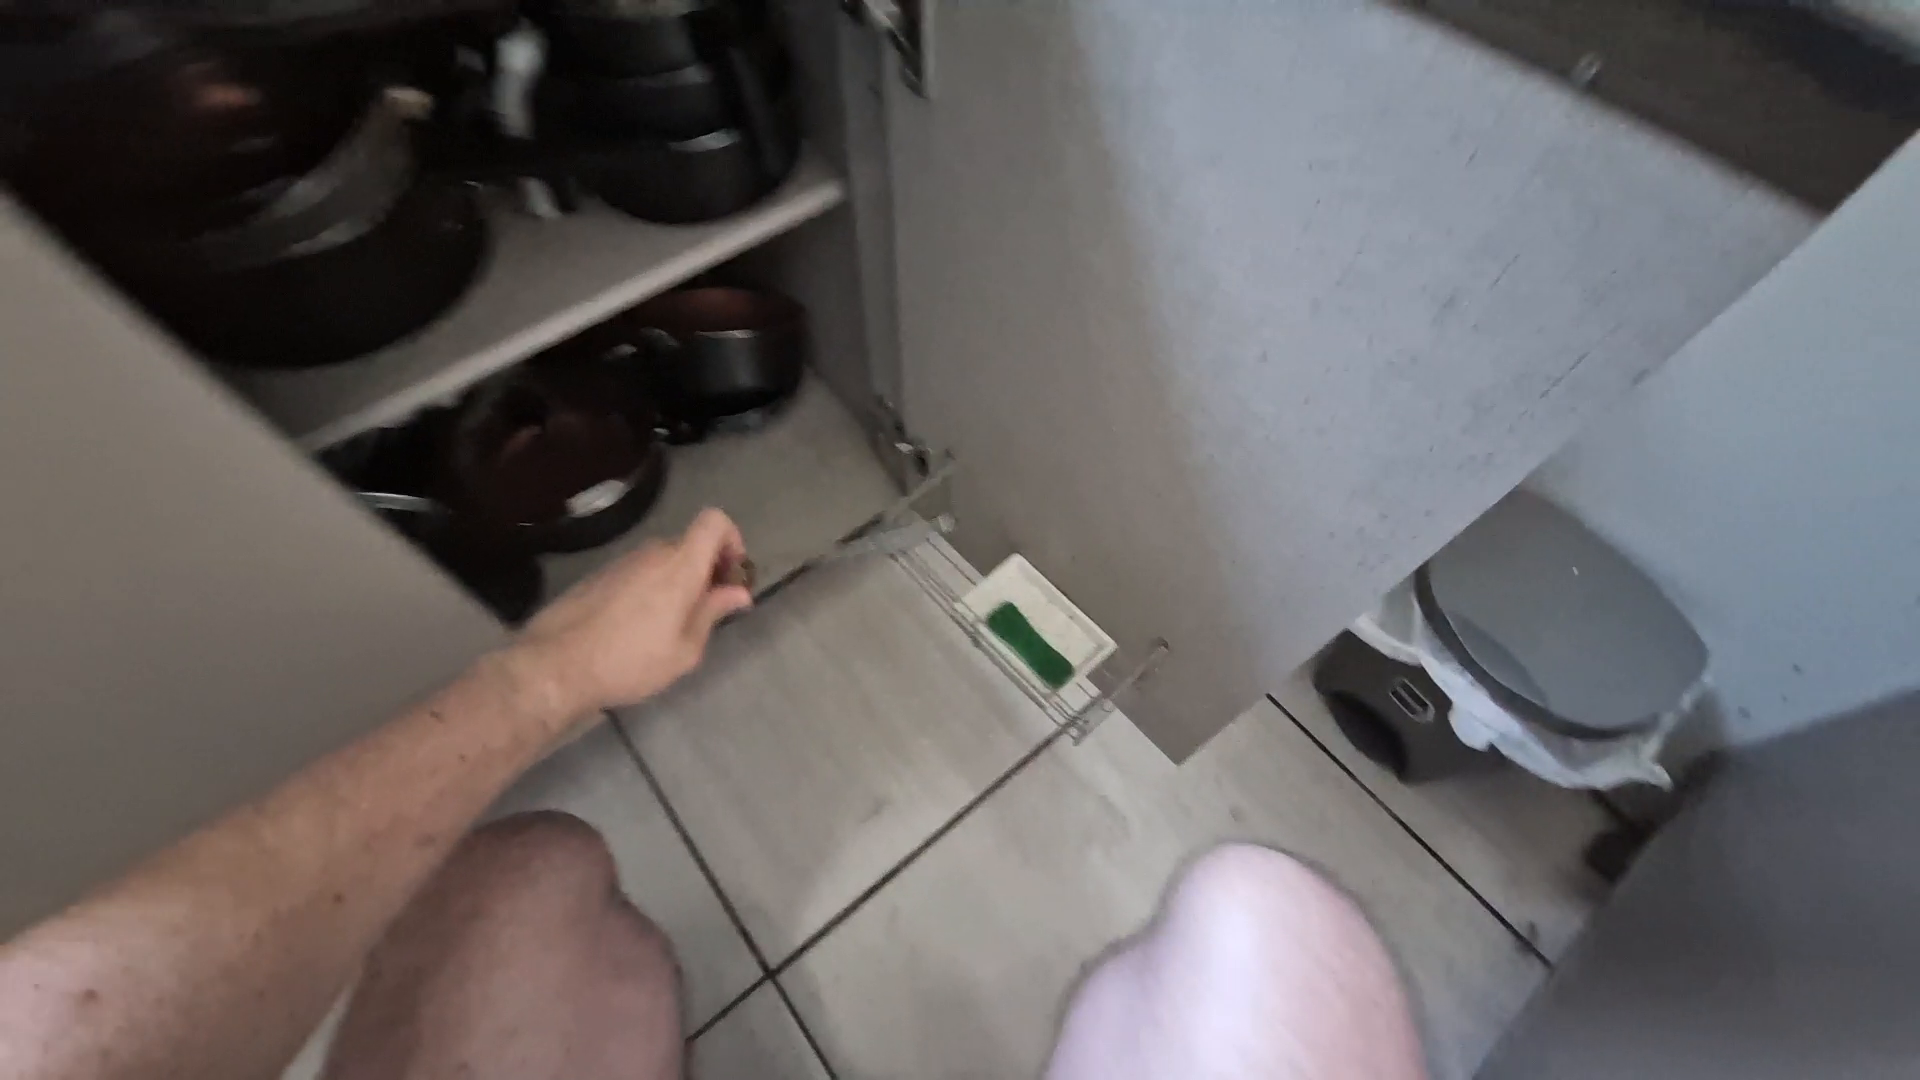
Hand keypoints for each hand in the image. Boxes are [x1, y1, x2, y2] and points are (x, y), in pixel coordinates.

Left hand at [507, 508, 753, 720]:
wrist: (554, 666)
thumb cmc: (631, 661)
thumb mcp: (686, 649)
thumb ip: (714, 613)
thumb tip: (738, 592)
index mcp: (681, 565)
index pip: (714, 521)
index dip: (731, 539)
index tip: (730, 574)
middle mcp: (653, 553)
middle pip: (690, 543)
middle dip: (706, 568)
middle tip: (706, 607)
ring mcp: (622, 562)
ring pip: (663, 559)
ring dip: (677, 579)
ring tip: (670, 622)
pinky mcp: (598, 575)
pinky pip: (637, 571)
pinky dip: (650, 587)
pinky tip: (637, 625)